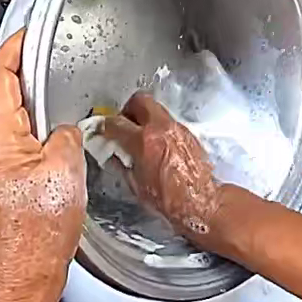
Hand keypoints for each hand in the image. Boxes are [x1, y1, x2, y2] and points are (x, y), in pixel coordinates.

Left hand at [0, 30, 85, 301]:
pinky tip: (53, 129)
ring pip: (7, 114)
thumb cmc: (40, 231)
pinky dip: (31, 123)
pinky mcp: (0, 176)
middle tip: (49, 58)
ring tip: (56, 91)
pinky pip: (13, 136)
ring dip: (30, 99)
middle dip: (24, 70)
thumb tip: (63, 127)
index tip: (29, 34)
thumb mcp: (66, 167)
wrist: (27, 272)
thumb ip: (64, 132)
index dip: (13, 48)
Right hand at [101, 92, 228, 244]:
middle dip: (128, 109)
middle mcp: (161, 129)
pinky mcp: (188, 133)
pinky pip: (168, 121)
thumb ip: (122, 164)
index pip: (116, 123)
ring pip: (156, 109)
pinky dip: (159, 127)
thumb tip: (113, 154)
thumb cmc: (169, 198)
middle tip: (123, 123)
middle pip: (139, 101)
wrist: (200, 201)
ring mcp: (176, 128)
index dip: (104, 125)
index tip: (102, 129)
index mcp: (143, 141)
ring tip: (140, 134)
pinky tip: (157, 144)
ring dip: (144, 117)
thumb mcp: (136, 184)